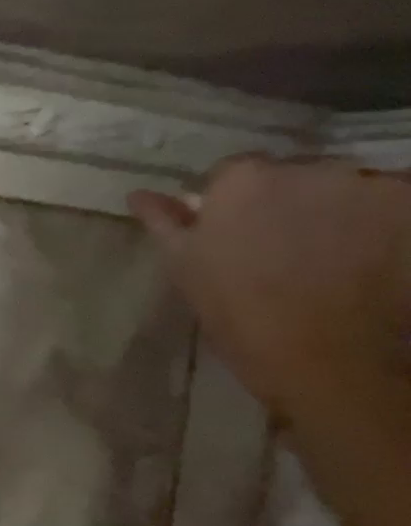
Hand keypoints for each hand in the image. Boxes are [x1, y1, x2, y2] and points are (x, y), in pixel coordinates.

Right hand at [129, 155, 410, 416]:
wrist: (324, 356)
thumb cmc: (237, 310)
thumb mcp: (185, 265)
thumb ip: (166, 222)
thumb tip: (140, 195)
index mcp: (241, 180)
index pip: (234, 171)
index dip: (233, 201)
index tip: (235, 230)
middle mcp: (306, 169)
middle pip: (296, 174)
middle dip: (291, 200)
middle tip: (285, 244)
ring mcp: (367, 186)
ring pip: (348, 186)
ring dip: (341, 208)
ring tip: (335, 252)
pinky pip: (396, 201)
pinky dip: (386, 221)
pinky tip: (373, 254)